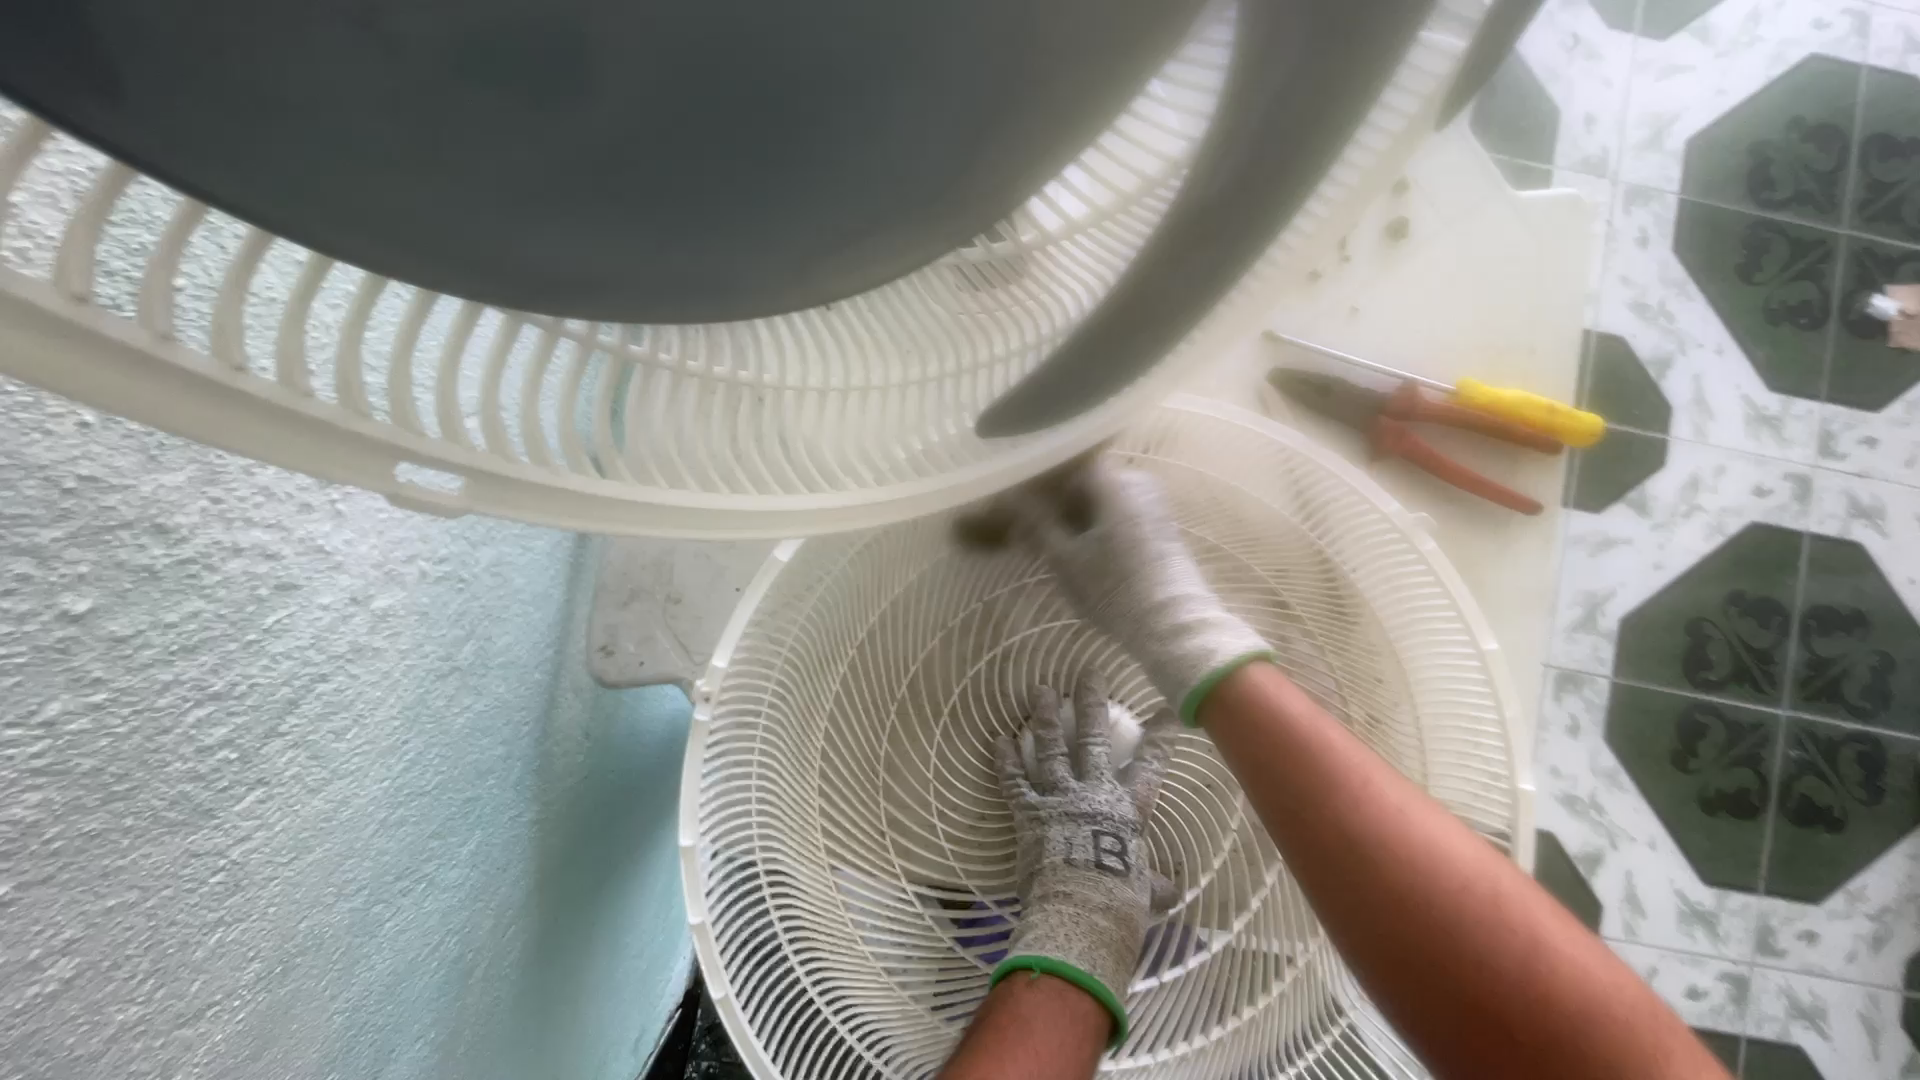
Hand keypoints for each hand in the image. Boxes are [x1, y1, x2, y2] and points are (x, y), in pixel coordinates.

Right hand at [987, 458, 1270, 723]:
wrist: (1171, 625)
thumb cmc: (1112, 588)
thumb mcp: (1064, 558)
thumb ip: (1037, 523)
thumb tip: (1013, 498)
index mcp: (1113, 480)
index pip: (1066, 465)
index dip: (1039, 481)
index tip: (1018, 502)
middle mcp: (1137, 481)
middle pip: (1085, 483)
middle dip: (1057, 503)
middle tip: (1029, 528)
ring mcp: (1153, 504)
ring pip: (1102, 501)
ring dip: (1076, 518)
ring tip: (1051, 544)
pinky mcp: (1160, 528)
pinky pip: (1120, 516)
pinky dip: (1098, 528)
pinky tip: (1080, 552)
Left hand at [992, 676, 1175, 1047]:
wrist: (1080, 910)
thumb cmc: (1120, 903)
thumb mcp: (1145, 893)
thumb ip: (1155, 886)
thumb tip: (1170, 893)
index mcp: (1127, 810)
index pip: (1149, 765)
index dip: (1160, 736)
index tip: (1167, 709)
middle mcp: (1093, 793)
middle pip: (1093, 739)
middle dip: (1092, 704)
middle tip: (1088, 674)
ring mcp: (1059, 798)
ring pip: (1051, 748)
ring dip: (1046, 718)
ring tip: (1042, 690)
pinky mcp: (1029, 811)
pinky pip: (1014, 780)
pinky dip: (1005, 760)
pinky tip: (998, 738)